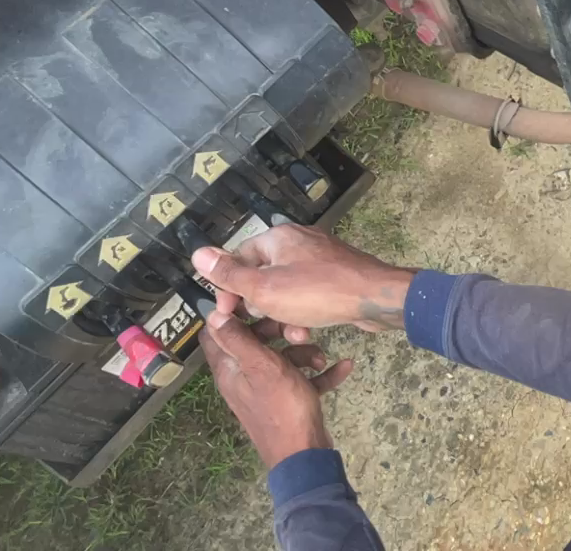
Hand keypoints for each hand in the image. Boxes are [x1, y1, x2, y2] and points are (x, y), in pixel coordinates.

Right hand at [193, 224, 415, 334]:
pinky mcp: (334, 273)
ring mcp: (318, 256)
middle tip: (266, 324)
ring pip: (284, 289)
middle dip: (260, 305)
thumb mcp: (265, 288)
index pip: (237, 259)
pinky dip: (303, 312)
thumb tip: (197, 252)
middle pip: (261, 275)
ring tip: (293, 332)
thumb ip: (230, 274)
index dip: (229, 289)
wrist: (373, 297)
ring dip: (283, 315)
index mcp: (278, 237)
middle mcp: (297, 241)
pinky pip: (307, 293)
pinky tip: (308, 330)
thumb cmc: (317, 291)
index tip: (229, 315)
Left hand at [201, 311, 352, 469]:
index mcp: (232, 369)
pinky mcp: (289, 400)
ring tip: (321, 358)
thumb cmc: (282, 407)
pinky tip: (344, 366)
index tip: (255, 298)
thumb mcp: (262, 367)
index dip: (231, 313)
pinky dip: (322, 373)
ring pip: (283, 357)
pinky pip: (304, 378)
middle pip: (257, 340)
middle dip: (280, 331)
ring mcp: (267, 389)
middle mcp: (245, 377)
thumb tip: (215, 314)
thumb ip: (240, 341)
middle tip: (300, 330)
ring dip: (306, 352)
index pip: (217, 334)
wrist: (305, 455)